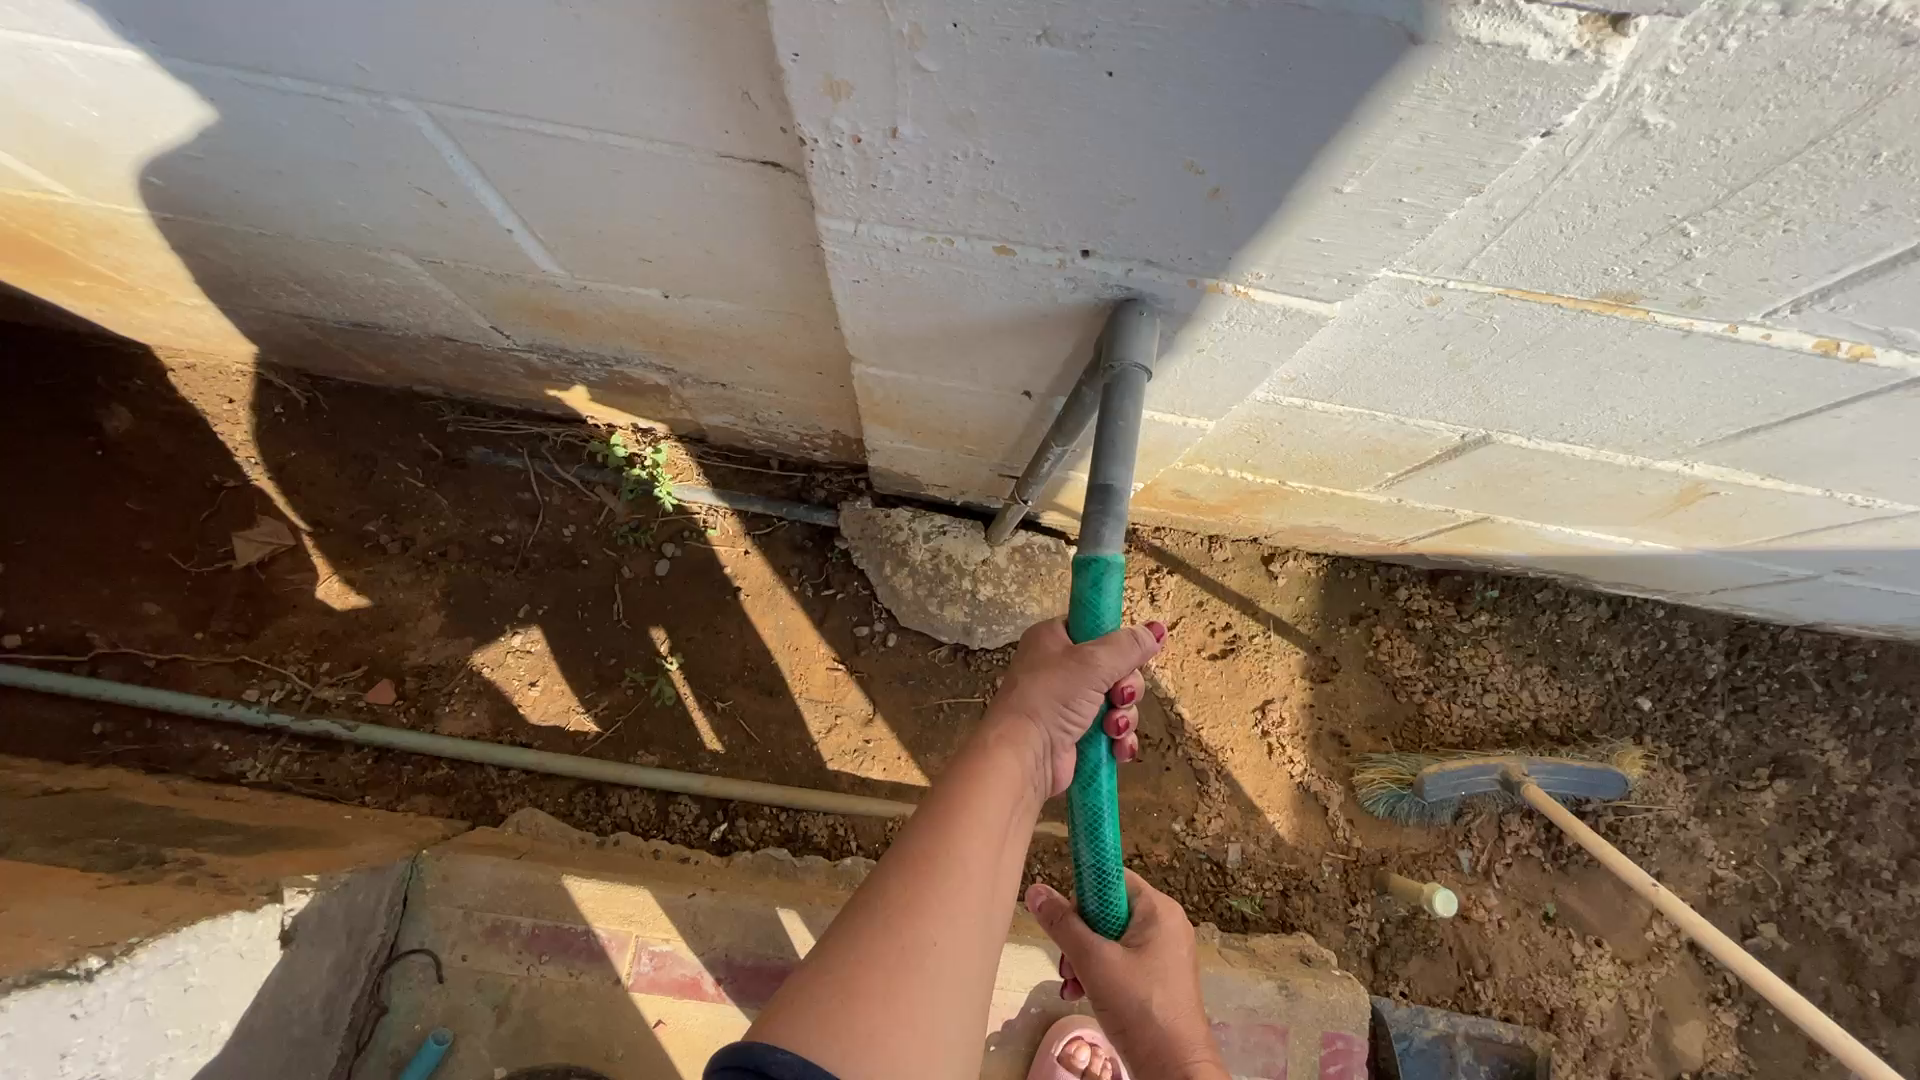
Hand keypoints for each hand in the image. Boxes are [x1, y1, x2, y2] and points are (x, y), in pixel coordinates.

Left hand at [985, 618, 1164, 798]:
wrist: (1024, 755)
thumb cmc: (1051, 697)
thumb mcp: (1093, 662)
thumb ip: (1128, 646)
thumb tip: (1158, 628)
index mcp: (1054, 639)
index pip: (1096, 630)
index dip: (1117, 645)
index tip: (1129, 657)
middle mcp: (1060, 668)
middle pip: (1115, 668)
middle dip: (1126, 687)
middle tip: (1119, 696)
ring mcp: (1067, 703)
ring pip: (1117, 701)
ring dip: (1123, 716)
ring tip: (1112, 728)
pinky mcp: (1076, 734)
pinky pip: (1111, 730)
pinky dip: (1119, 739)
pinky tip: (1116, 748)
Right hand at [1025, 872, 1227, 1079]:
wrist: (1175, 1073)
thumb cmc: (1139, 1007)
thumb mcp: (1093, 961)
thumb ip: (1062, 924)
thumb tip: (1035, 890)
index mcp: (1158, 909)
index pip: (1111, 877)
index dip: (1083, 893)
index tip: (1064, 921)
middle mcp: (1165, 924)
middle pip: (1107, 910)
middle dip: (1078, 936)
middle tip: (1066, 963)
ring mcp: (1163, 954)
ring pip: (1109, 938)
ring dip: (1082, 958)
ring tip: (1070, 984)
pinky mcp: (1158, 979)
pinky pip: (1120, 961)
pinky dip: (1098, 974)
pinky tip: (1080, 995)